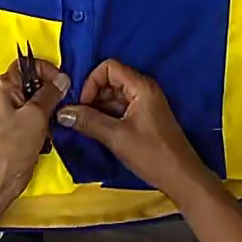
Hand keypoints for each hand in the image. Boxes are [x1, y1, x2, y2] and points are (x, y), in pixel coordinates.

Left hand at [0, 58, 67, 201]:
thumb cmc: (11, 146)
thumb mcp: (35, 115)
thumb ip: (50, 94)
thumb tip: (63, 78)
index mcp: (5, 86)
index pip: (28, 64)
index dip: (47, 70)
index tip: (62, 83)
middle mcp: (8, 97)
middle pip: (36, 83)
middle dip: (53, 91)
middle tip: (65, 102)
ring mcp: (14, 116)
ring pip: (40, 103)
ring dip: (52, 110)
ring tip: (58, 121)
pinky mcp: (21, 132)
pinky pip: (40, 119)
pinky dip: (48, 124)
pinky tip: (52, 134)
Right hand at [56, 59, 215, 200]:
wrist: (179, 174)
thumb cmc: (152, 154)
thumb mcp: (116, 137)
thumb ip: (88, 121)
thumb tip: (62, 112)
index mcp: (141, 86)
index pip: (109, 67)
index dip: (92, 82)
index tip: (83, 104)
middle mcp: (144, 89)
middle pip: (110, 80)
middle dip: (92, 95)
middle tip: (79, 118)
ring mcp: (144, 102)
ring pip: (113, 95)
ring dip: (97, 107)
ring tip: (85, 126)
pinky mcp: (143, 116)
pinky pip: (120, 107)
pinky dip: (106, 115)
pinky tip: (97, 130)